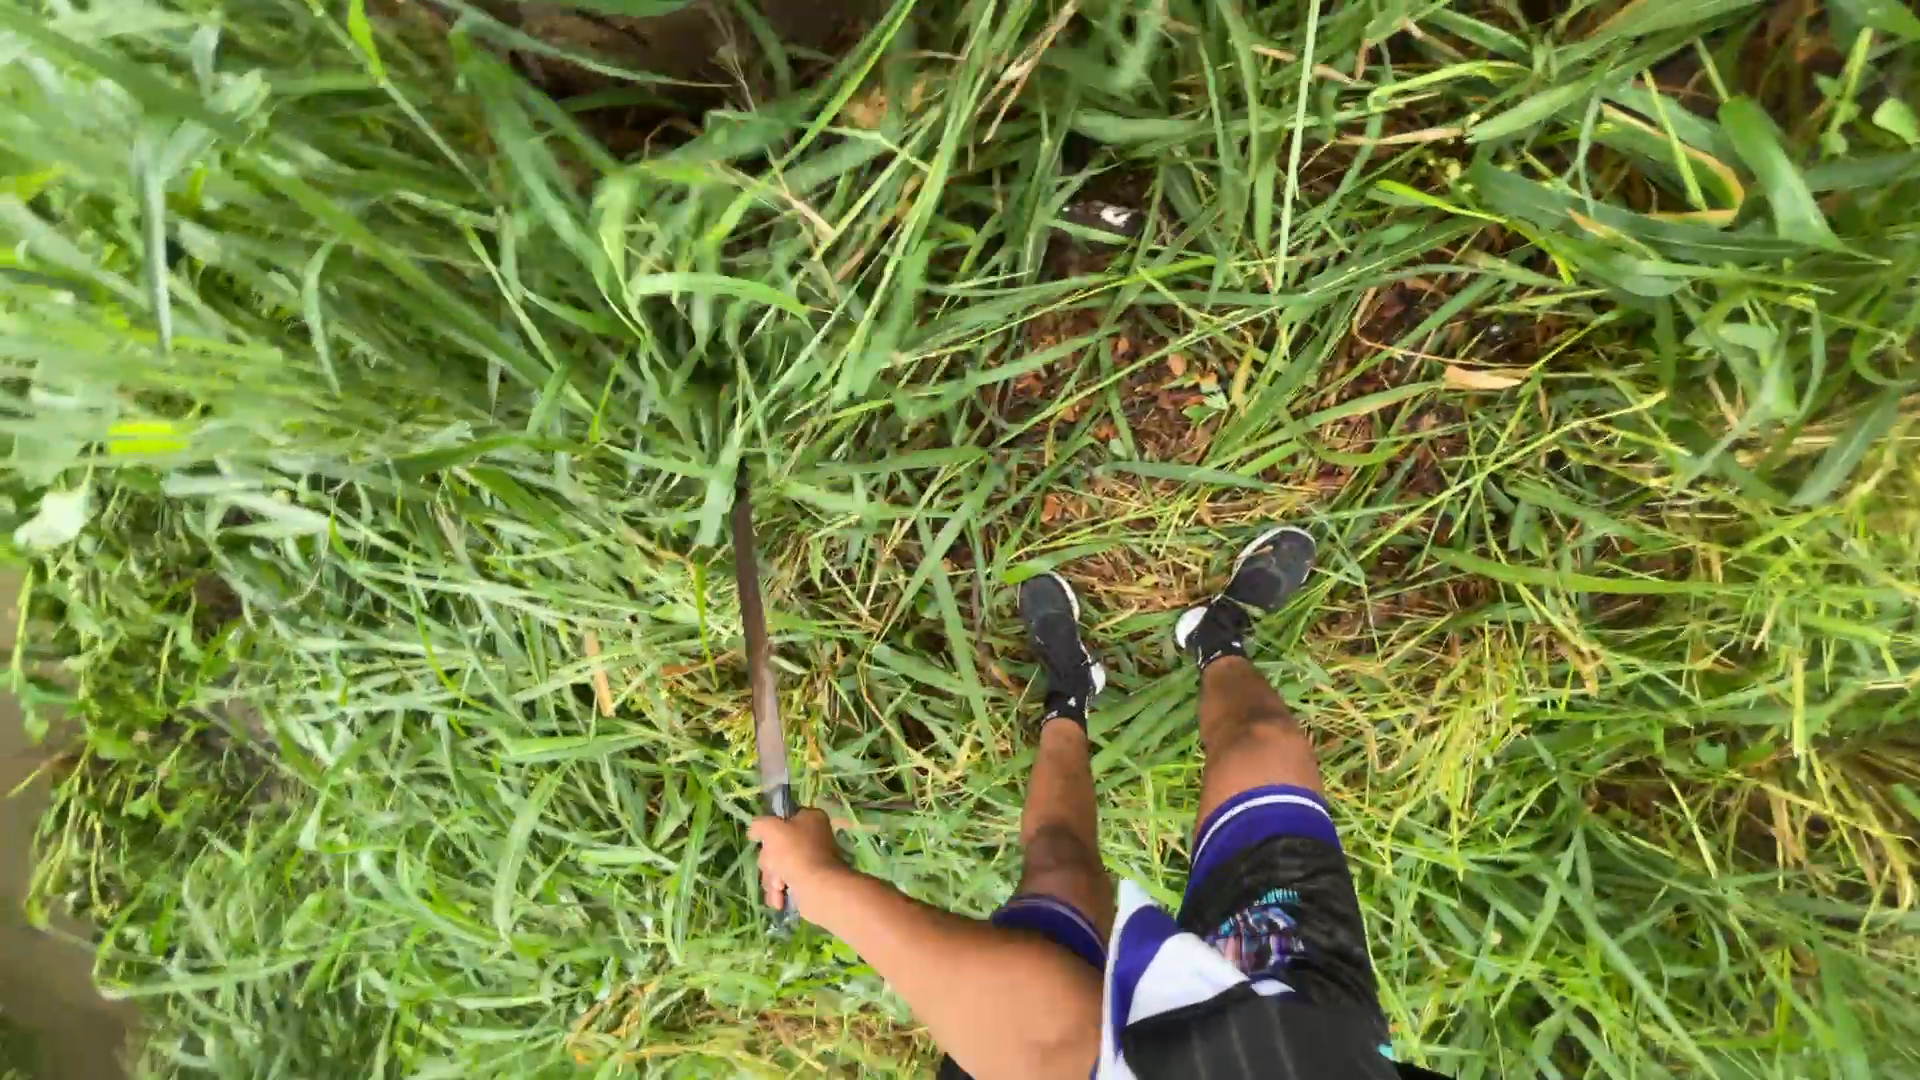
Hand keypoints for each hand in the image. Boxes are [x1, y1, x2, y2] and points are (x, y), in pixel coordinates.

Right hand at [748, 808, 847, 917]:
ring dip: (772, 879)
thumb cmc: (796, 853)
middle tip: (775, 868)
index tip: (766, 842)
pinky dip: (778, 892)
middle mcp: (813, 836)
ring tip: (779, 887)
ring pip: (777, 867)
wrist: (818, 888)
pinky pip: (783, 883)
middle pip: (776, 846)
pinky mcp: (806, 881)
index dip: (770, 832)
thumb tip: (756, 829)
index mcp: (811, 818)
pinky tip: (779, 899)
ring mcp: (810, 860)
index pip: (782, 819)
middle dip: (770, 862)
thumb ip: (760, 824)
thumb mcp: (773, 829)